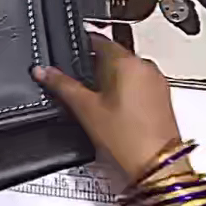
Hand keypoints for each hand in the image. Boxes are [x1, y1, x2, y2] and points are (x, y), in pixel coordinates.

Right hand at [32, 33, 181, 180]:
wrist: (157, 166)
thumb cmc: (128, 139)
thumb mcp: (86, 110)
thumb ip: (62, 86)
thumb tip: (44, 71)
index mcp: (128, 62)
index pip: (99, 40)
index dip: (81, 46)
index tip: (69, 54)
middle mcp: (146, 66)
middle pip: (112, 55)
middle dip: (93, 67)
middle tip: (78, 84)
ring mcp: (156, 81)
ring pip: (126, 70)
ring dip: (109, 79)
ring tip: (95, 101)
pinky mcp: (161, 96)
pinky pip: (138, 83)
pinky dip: (123, 90)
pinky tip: (113, 110)